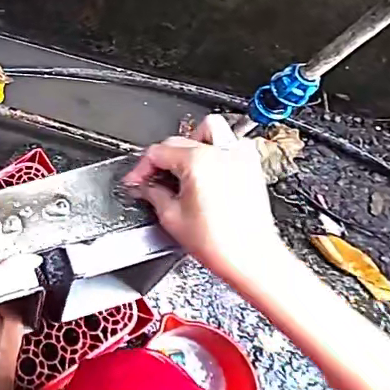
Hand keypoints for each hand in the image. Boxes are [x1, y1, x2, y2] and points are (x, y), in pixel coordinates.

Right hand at [121, 114, 285, 274]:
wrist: (253, 260)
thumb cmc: (221, 244)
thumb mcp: (171, 218)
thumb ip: (153, 194)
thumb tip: (145, 186)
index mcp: (197, 162)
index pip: (157, 152)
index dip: (140, 168)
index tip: (136, 180)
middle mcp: (220, 152)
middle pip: (178, 139)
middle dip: (161, 159)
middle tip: (153, 179)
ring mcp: (239, 157)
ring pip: (209, 129)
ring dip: (190, 142)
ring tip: (181, 164)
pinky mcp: (251, 167)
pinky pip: (231, 143)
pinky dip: (216, 149)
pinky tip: (207, 168)